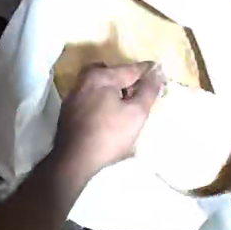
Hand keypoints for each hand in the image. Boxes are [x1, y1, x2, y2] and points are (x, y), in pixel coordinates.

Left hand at [51, 63, 163, 182]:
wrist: (74, 160)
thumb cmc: (109, 135)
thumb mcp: (137, 113)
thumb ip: (149, 90)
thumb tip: (157, 71)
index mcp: (101, 76)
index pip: (132, 69)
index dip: (150, 73)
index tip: (162, 77)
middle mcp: (84, 79)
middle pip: (114, 75)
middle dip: (130, 82)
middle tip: (142, 96)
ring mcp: (74, 95)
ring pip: (101, 86)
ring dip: (115, 93)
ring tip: (127, 109)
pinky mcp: (69, 111)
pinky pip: (92, 99)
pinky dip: (103, 102)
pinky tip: (110, 118)